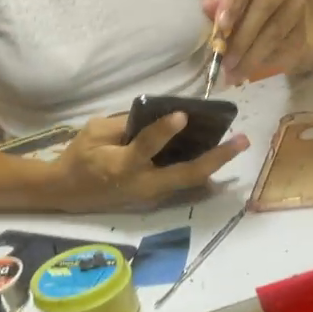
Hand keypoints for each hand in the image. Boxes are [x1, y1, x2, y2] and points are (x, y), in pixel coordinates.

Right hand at [49, 114, 248, 211]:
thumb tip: (159, 115)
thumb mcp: (94, 132)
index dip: (164, 132)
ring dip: (216, 164)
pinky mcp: (158, 197)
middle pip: (187, 174)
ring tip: (236, 144)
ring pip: (191, 181)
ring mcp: (154, 195)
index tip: (183, 115)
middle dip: (217, 158)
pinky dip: (202, 168)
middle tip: (242, 140)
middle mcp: (145, 185)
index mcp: (123, 166)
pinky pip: (184, 182)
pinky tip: (217, 154)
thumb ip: (125, 125)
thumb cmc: (81, 157)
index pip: (146, 147)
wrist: (71, 192)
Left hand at [201, 0, 312, 86]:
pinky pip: (286, 49)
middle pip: (265, 9)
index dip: (235, 1)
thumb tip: (208, 9)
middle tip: (225, 61)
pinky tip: (250, 71)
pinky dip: (267, 62)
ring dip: (252, 57)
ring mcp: (299, 5)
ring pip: (275, 33)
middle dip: (242, 39)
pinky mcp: (303, 27)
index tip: (221, 28)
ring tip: (234, 73)